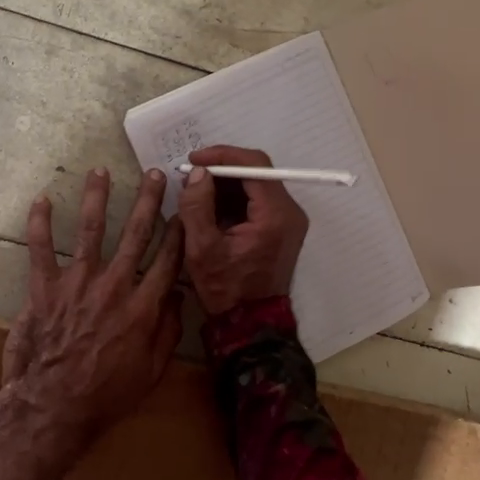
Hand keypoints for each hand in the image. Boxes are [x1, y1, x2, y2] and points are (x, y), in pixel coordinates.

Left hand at [0, 168, 184, 469]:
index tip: (185, 210)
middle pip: (135, 234)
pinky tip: (42, 199)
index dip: (178, 233)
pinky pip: (40, 249)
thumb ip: (167, 331)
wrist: (56, 406)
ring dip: (96, 197)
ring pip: (90, 230)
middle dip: (148, 201)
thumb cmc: (108, 394)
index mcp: (142, 307)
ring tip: (100, 171)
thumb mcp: (151, 371)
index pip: (167, 260)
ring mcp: (78, 283)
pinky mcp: (46, 288)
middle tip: (156, 174)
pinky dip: (39, 223)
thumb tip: (178, 296)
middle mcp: (113, 286)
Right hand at [177, 145, 308, 315]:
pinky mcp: (280, 228)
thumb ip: (197, 206)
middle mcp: (289, 212)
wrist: (250, 322)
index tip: (194, 160)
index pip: (254, 165)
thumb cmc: (226, 288)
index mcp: (275, 215)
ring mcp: (288, 220)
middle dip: (221, 169)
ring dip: (225, 184)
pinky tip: (209, 207)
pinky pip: (257, 200)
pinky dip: (233, 198)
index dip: (222, 156)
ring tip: (195, 192)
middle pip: (257, 172)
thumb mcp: (202, 247)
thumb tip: (198, 173)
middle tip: (190, 176)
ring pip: (256, 184)